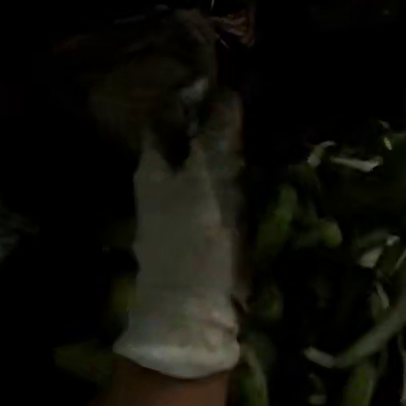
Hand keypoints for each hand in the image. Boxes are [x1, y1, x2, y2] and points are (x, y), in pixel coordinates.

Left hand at [115, 93, 243, 378]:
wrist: (191, 318)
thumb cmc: (194, 242)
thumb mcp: (207, 181)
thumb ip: (216, 137)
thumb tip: (226, 95)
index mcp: (152, 170)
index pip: (163, 121)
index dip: (187, 101)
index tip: (216, 87)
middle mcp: (159, 188)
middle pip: (181, 145)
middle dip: (208, 126)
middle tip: (244, 110)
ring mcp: (177, 215)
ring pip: (199, 171)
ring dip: (222, 155)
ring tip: (253, 139)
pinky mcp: (198, 236)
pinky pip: (214, 197)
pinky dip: (230, 184)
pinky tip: (253, 180)